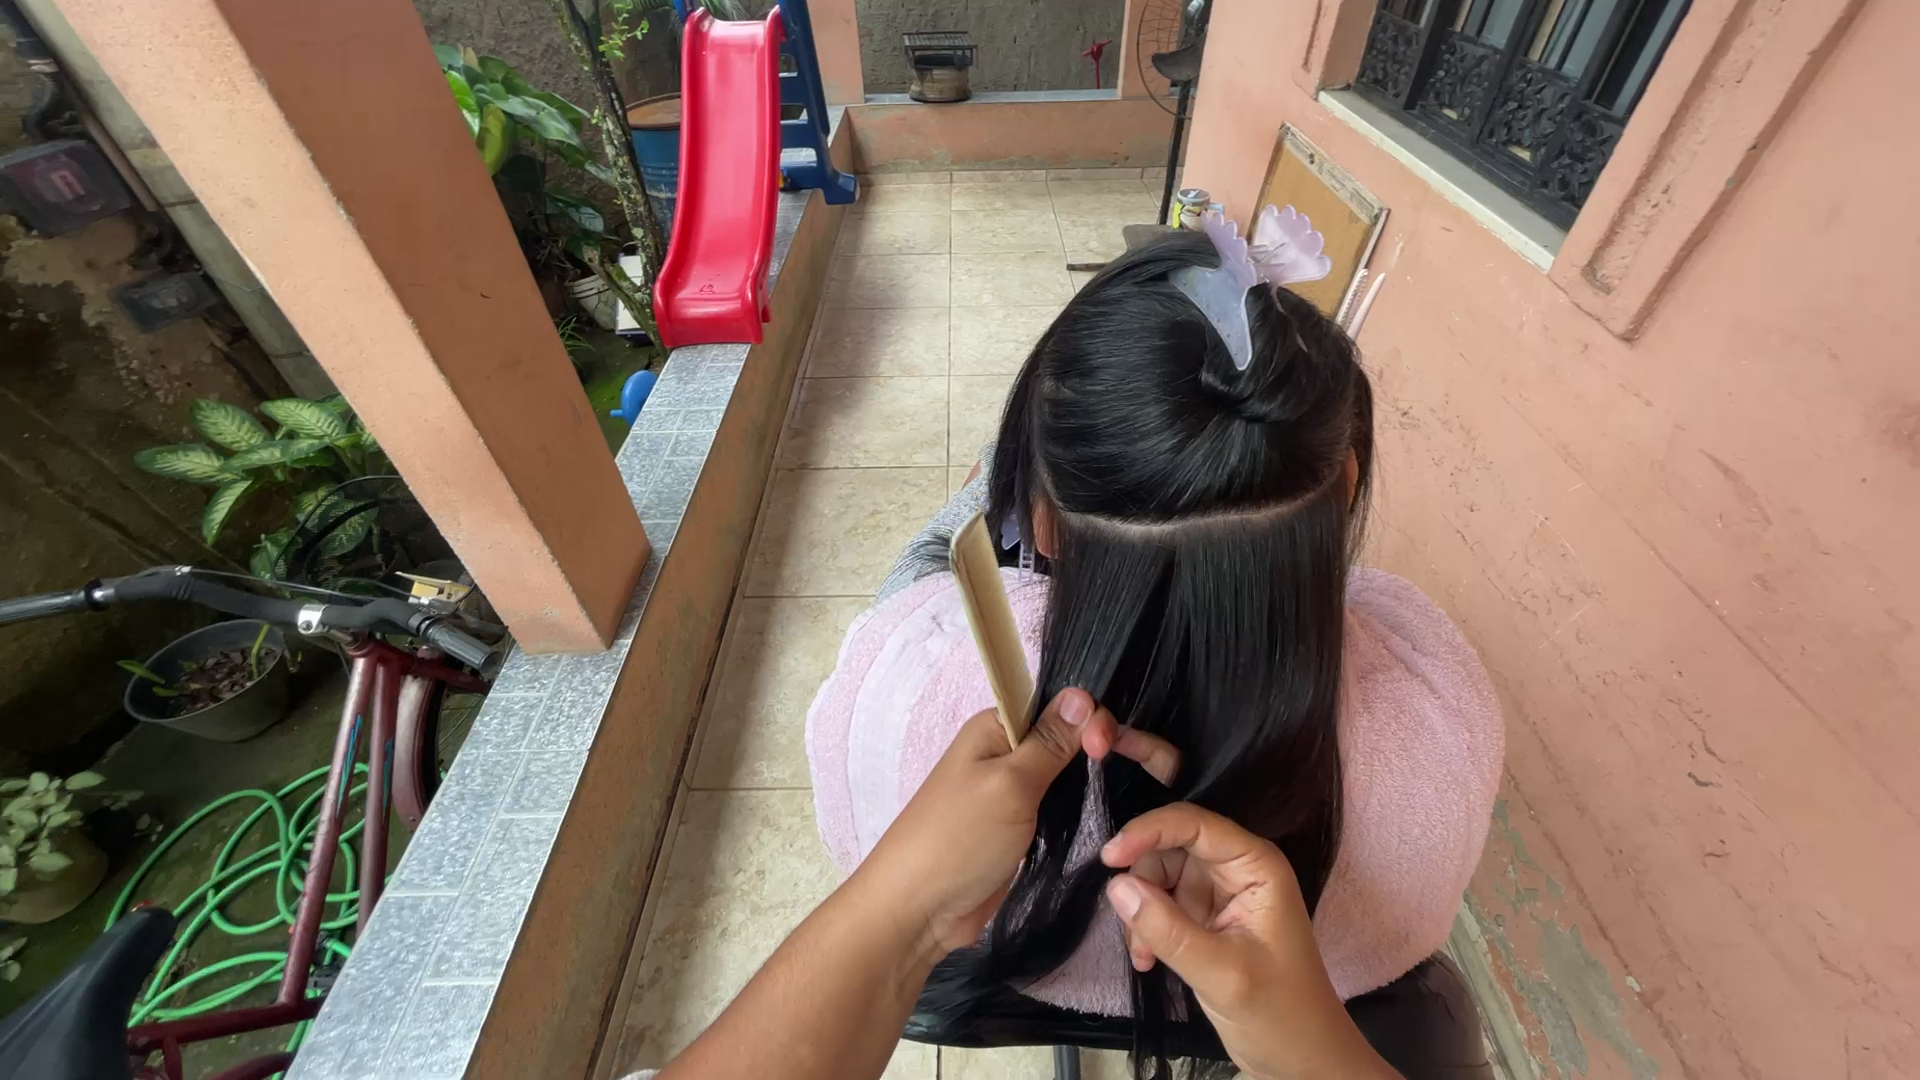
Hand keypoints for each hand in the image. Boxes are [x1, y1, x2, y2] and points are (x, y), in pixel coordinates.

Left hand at [855, 688, 1178, 956]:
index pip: (1056, 704)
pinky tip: (1106, 810)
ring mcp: (1011, 789)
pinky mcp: (1019, 825)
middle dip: (1092, 747)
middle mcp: (1004, 750)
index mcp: (996, 726)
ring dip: (1087, 778)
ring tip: (1122, 788)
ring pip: (1063, 771)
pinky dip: (1077, 806)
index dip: (1087, 717)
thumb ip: (1049, 743)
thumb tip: (1082, 693)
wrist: (919, 910)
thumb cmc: (960, 838)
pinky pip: (1056, 803)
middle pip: (1063, 735)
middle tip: (1121, 769)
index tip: (1106, 748)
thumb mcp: (1010, 784)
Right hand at [1100, 805, 1399, 1079]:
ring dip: (1141, 910)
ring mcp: (1216, 890)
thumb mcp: (1223, 975)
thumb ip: (1169, 930)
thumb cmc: (1282, 1016)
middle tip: (1128, 920)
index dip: (1148, 830)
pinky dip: (1145, 927)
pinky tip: (1146, 960)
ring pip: (1157, 873)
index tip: (1110, 857)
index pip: (1193, 824)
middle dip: (1142, 880)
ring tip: (1142, 953)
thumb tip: (1116, 886)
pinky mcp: (1202, 915)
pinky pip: (1158, 902)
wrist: (1304, 1066)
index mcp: (1254, 865)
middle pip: (1169, 846)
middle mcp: (1234, 867)